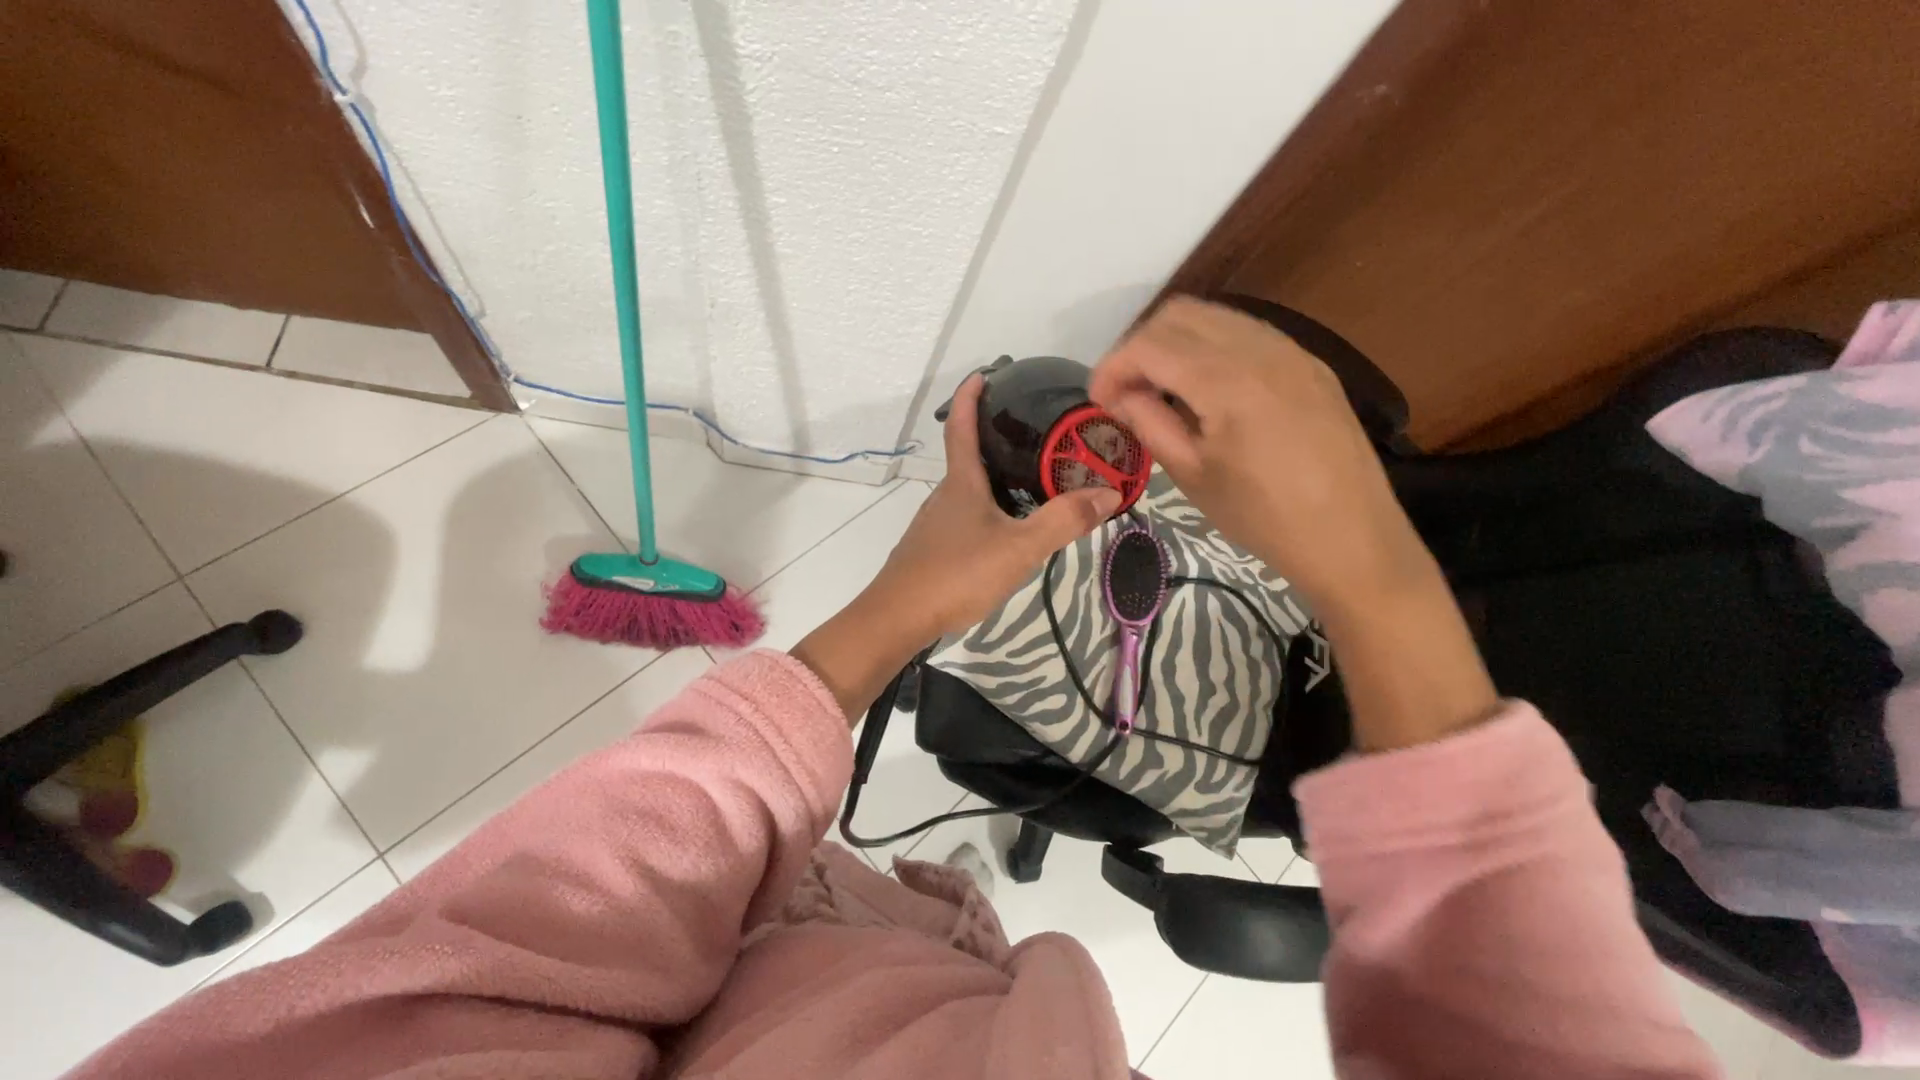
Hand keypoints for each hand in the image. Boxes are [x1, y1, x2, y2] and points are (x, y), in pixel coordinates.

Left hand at [791, 373, 1119, 720]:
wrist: (897, 620)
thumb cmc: (956, 574)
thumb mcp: (1019, 549)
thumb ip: (1063, 521)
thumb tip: (1110, 491)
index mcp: (962, 484)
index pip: (961, 427)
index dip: (970, 398)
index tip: (982, 374)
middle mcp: (944, 497)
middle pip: (967, 459)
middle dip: (993, 440)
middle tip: (1033, 433)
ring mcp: (934, 526)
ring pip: (967, 492)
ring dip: (992, 479)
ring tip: (1029, 480)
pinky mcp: (932, 552)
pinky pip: (964, 519)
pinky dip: (986, 510)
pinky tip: (1004, 531)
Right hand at [1091, 297, 1496, 750]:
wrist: (1352, 537)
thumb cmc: (1263, 517)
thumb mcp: (1192, 475)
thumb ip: (1149, 422)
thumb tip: (1116, 395)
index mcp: (1225, 380)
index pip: (1148, 344)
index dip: (1112, 366)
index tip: (1097, 400)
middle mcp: (1259, 348)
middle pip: (1179, 315)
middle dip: (1140, 346)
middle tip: (1125, 392)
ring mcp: (1291, 350)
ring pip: (1215, 317)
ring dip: (1176, 342)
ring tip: (1162, 389)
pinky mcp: (1310, 363)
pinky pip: (1248, 332)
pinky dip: (1213, 346)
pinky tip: (1207, 388)